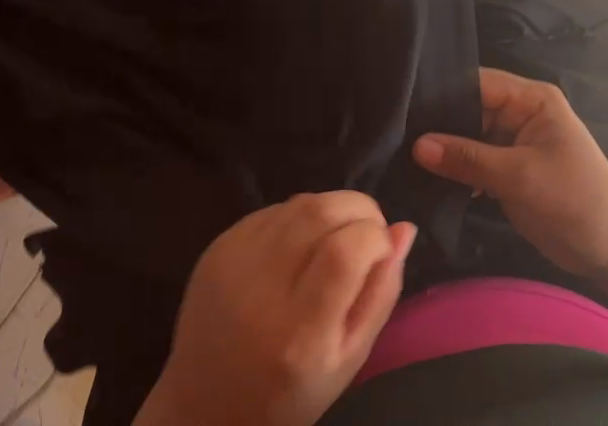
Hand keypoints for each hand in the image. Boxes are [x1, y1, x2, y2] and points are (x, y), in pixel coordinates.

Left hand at [135, 192, 416, 425]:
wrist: (203, 404)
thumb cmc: (289, 393)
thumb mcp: (350, 359)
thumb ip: (381, 293)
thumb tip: (404, 229)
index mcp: (299, 332)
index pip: (346, 251)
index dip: (375, 236)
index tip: (383, 251)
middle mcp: (261, 288)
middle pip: (322, 211)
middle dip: (360, 210)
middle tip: (367, 235)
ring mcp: (233, 261)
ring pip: (299, 202)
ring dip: (331, 209)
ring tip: (336, 239)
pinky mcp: (217, 246)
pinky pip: (273, 209)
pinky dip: (299, 216)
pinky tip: (301, 245)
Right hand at [414, 67, 607, 278]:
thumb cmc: (574, 202)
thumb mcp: (518, 177)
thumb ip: (467, 158)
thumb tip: (417, 145)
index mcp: (531, 99)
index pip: (476, 82)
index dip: (441, 93)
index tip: (401, 107)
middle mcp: (520, 113)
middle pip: (468, 108)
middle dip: (436, 124)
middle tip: (393, 136)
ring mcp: (514, 143)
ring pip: (467, 136)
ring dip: (442, 150)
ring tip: (399, 156)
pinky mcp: (509, 170)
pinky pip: (473, 161)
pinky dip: (454, 169)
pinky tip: (422, 179)